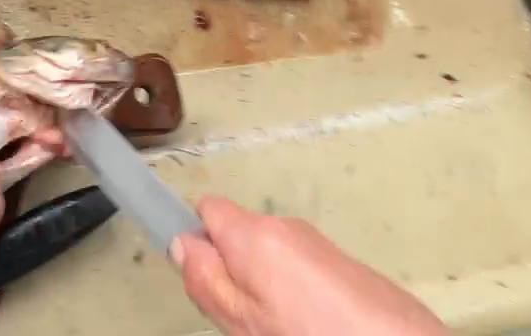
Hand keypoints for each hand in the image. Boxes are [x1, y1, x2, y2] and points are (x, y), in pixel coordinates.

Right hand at [173, 198, 449, 335]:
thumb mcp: (242, 322)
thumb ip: (206, 280)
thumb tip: (182, 243)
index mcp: (254, 233)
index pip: (207, 207)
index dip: (201, 240)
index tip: (209, 277)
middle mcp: (285, 226)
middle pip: (242, 234)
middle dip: (238, 269)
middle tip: (249, 319)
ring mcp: (320, 243)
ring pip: (275, 255)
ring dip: (271, 283)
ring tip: (287, 329)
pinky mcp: (348, 264)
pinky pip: (306, 268)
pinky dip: (303, 293)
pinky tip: (317, 329)